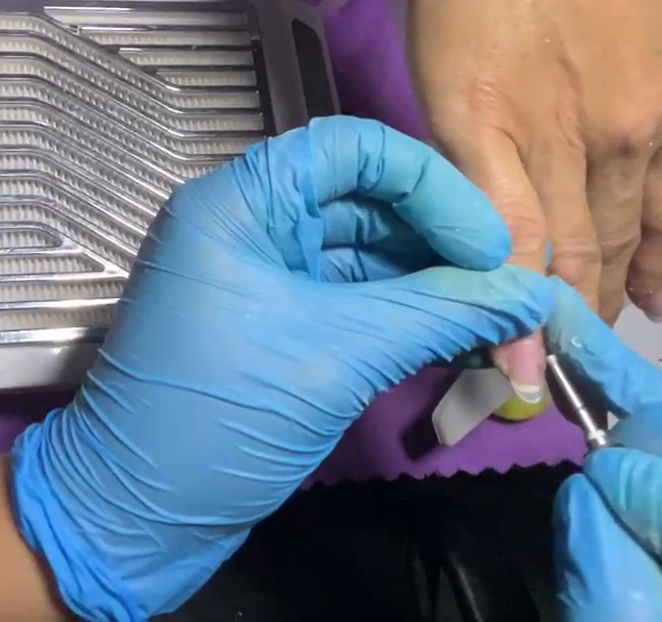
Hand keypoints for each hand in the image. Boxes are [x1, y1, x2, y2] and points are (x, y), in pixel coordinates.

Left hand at [11, 117, 553, 620]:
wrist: (134, 511)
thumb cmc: (216, 418)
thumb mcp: (332, 357)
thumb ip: (434, 313)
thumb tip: (526, 291)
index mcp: (238, 201)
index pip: (348, 149)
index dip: (427, 183)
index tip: (490, 242)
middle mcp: (246, 219)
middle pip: (359, 196)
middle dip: (437, 237)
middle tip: (512, 284)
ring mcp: (257, 268)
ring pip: (358, 247)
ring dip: (427, 278)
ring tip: (501, 314)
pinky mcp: (271, 314)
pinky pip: (346, 291)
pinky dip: (400, 308)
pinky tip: (458, 330)